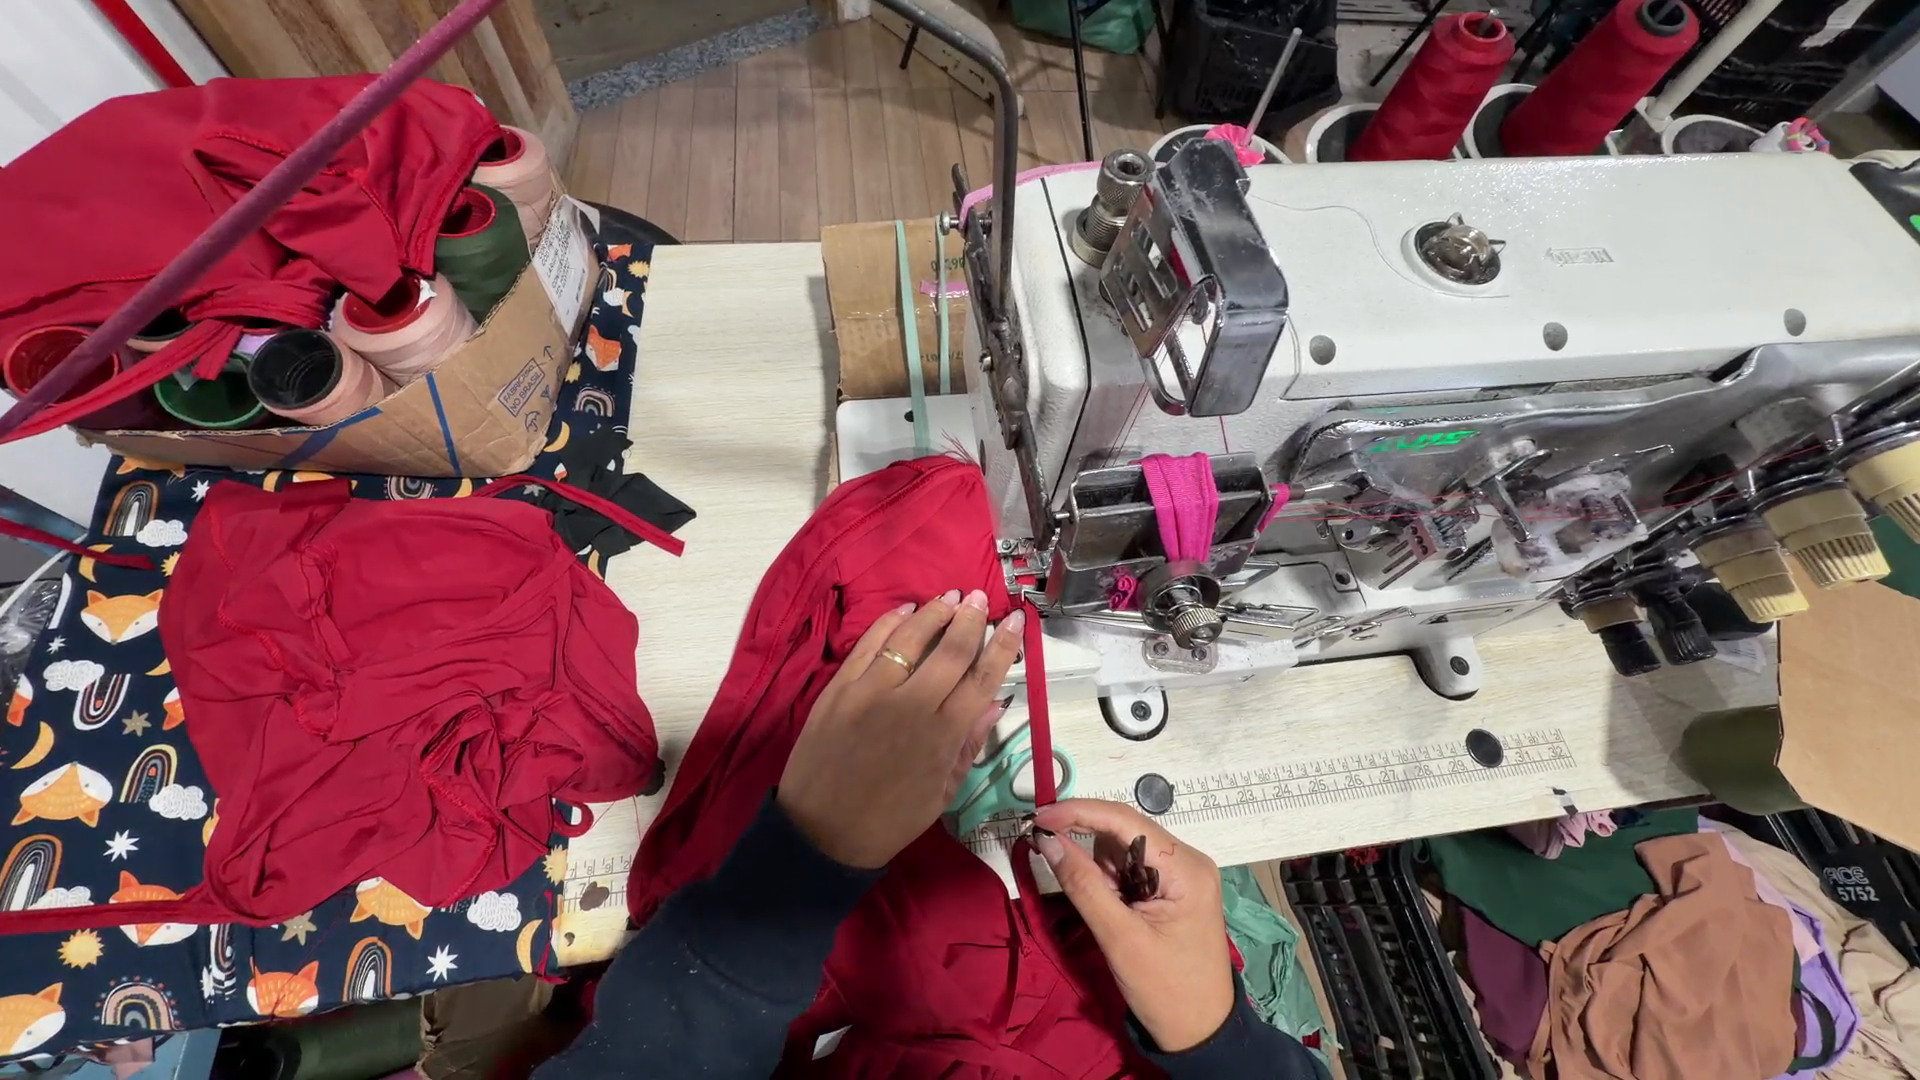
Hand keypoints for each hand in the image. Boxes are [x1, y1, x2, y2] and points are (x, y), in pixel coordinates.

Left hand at [778, 589, 1023, 868]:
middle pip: (951, 649)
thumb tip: (995, 702)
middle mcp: (912, 705)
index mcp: (942, 735)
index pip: (983, 678)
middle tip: (979, 597)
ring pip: (910, 637)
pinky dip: (889, 622)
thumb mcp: (941, 794)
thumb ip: (968, 745)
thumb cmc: (888, 821)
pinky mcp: (841, 687)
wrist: (820, 834)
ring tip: (949, 596)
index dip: (1003, 645)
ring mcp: (872, 691)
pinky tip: (905, 610)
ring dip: (933, 612)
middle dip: (970, 618)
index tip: (1016, 619)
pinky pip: (869, 644)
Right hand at [1032, 799, 1234, 1053]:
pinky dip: (1109, 880)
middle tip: (1049, 854)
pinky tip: (1113, 910)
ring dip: (1099, 869)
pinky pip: (1128, 865)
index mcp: (1185, 867)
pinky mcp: (1170, 886)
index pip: (1125, 820)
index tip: (1040, 817)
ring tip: (1106, 911)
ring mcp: (1180, 871)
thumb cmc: (1167, 992)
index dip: (1078, 811)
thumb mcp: (1120, 939)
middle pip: (1122, 829)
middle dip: (1087, 845)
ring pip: (1121, 846)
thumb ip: (1082, 884)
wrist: (1202, 1038)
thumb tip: (1046, 839)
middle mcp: (1186, 859)